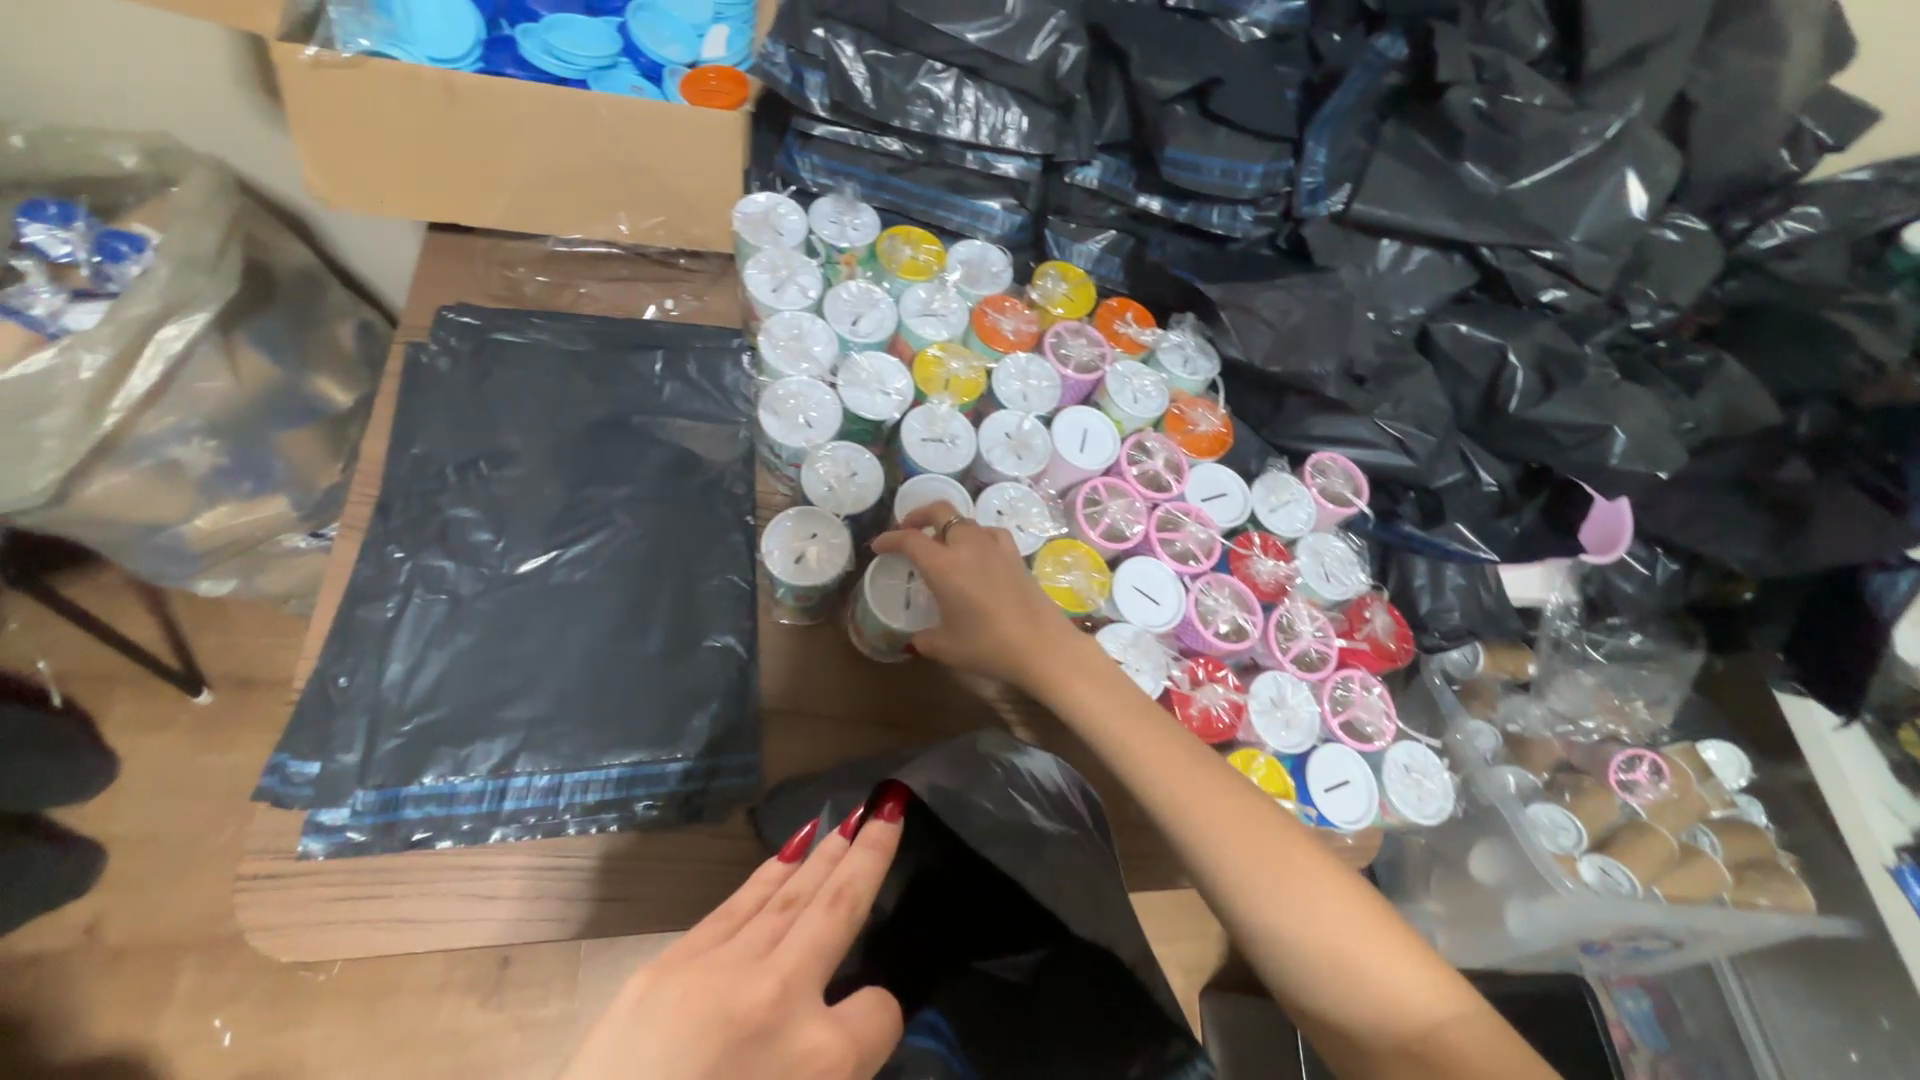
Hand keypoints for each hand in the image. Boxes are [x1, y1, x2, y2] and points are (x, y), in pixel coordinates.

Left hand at [559, 784, 910, 1079]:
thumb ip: (829, 1064)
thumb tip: (836, 1026)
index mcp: (820, 1061)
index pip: (880, 1012)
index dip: (881, 1014)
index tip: (867, 1021)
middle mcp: (780, 998)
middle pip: (839, 910)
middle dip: (868, 856)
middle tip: (889, 809)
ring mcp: (724, 971)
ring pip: (791, 895)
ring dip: (825, 854)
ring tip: (852, 819)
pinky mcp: (674, 963)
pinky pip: (740, 905)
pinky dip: (771, 873)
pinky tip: (792, 849)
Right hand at [870, 501, 1089, 690]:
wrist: (1042, 646)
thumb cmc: (988, 646)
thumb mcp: (946, 648)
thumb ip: (924, 639)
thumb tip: (914, 640)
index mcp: (944, 565)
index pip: (909, 539)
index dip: (889, 539)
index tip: (879, 546)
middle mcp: (968, 546)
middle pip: (940, 511)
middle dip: (918, 515)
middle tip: (908, 531)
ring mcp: (996, 547)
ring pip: (966, 521)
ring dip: (948, 526)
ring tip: (942, 544)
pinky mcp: (1016, 555)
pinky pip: (990, 533)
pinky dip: (976, 536)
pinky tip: (977, 553)